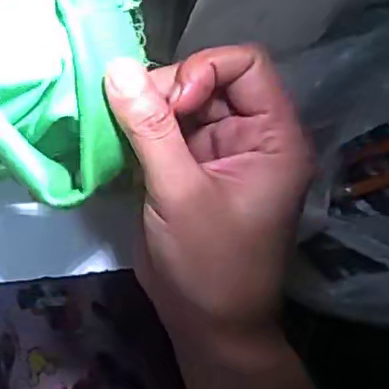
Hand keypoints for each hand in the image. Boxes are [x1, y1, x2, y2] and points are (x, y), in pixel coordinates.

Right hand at [103, 47, 313, 362]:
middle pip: (206, 78)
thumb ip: (149, 129)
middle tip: (131, 120)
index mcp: (272, 136)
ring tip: (118, 131)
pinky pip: (160, 128)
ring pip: (177, 101)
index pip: (245, 65)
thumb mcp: (179, 192)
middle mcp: (247, 135)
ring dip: (144, 109)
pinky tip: (116, 142)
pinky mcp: (185, 166)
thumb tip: (116, 68)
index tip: (169, 105)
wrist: (204, 323)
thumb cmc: (209, 263)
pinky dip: (136, 129)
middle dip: (165, 91)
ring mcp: (214, 150)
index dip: (203, 70)